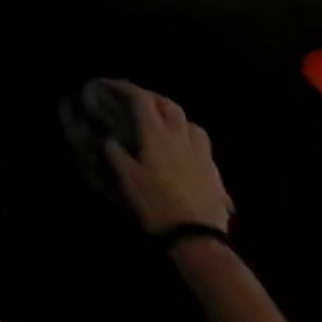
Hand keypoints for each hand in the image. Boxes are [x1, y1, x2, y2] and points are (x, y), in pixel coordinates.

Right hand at [102, 82, 232, 234]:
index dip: (124, 88)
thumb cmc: (156, 204)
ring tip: (162, 122)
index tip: (110, 85)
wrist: (197, 237)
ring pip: (189, 121)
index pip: (141, 99)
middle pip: (167, 104)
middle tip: (135, 101)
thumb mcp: (127, 179)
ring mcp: (200, 152)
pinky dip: (188, 136)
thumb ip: (116, 153)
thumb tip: (108, 137)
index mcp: (157, 134)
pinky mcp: (213, 170)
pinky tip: (183, 148)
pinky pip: (201, 142)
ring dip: (173, 115)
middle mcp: (180, 136)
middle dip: (150, 97)